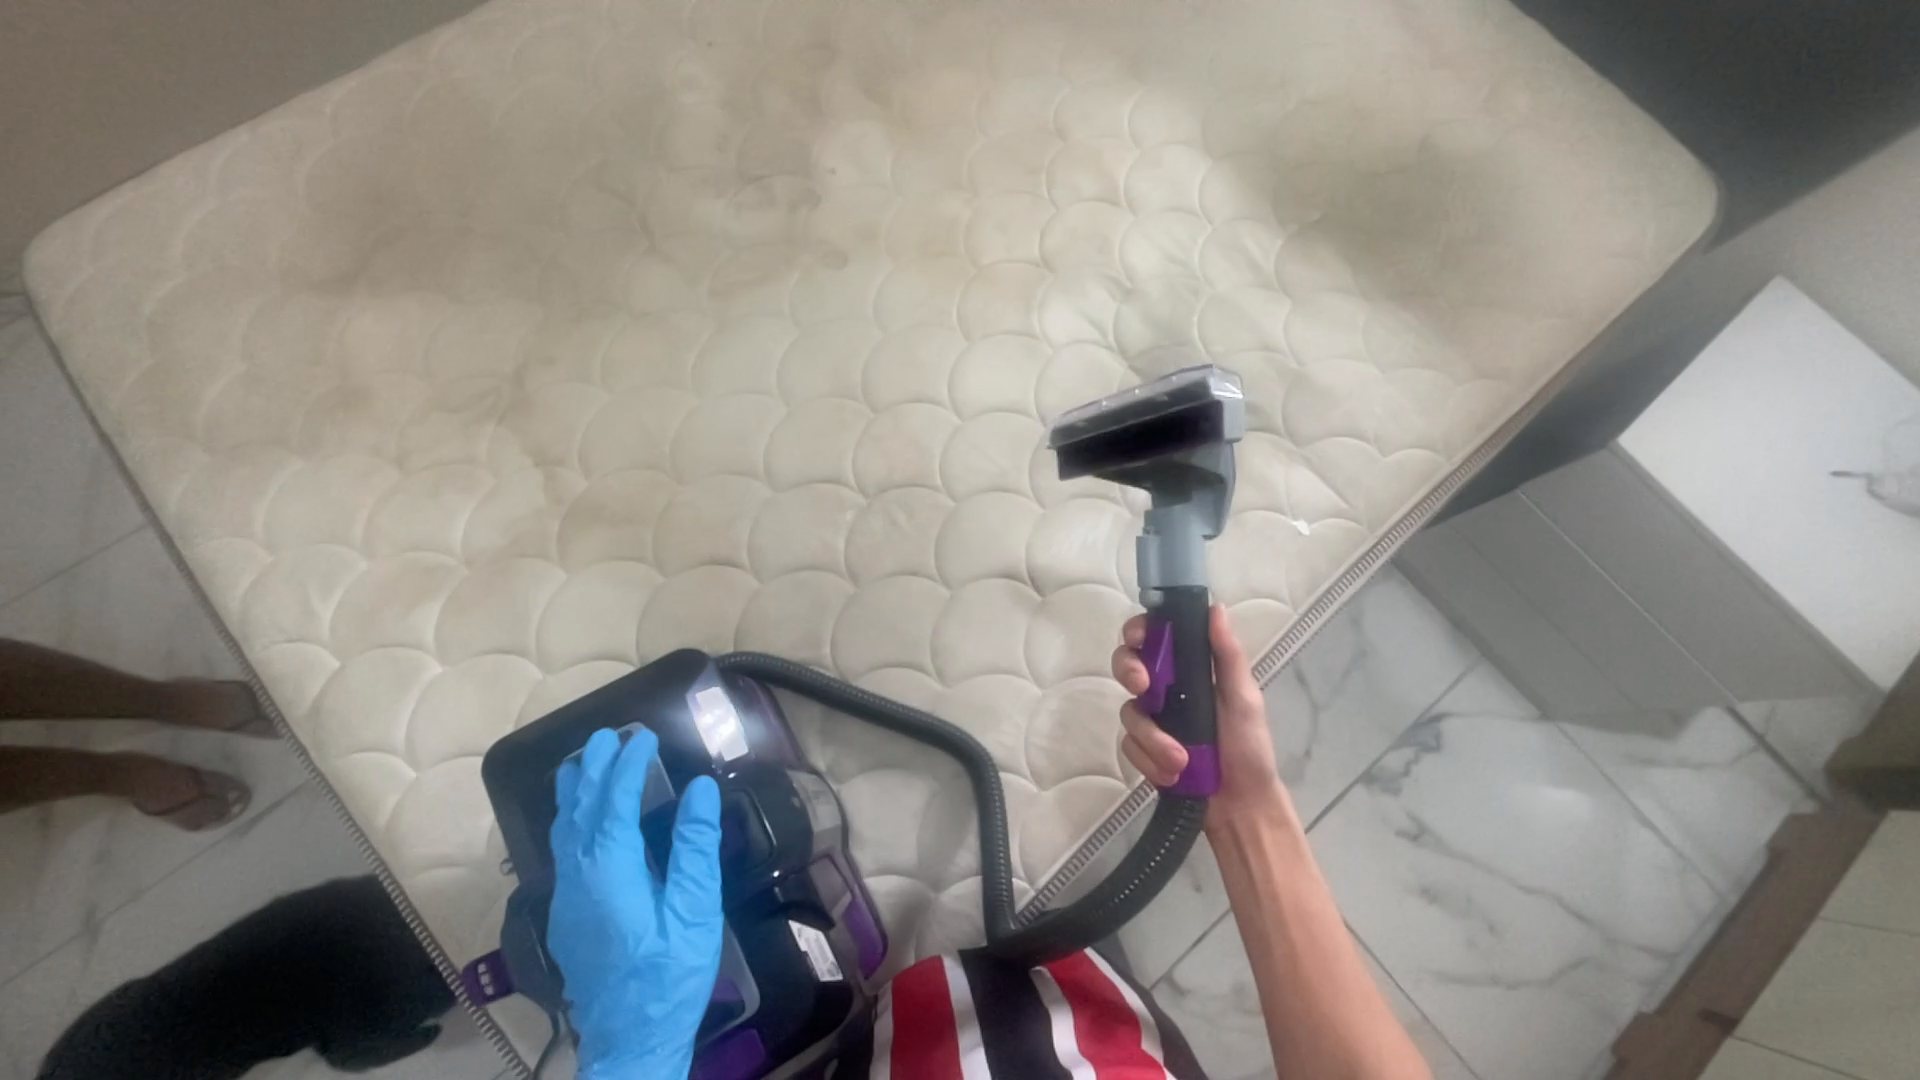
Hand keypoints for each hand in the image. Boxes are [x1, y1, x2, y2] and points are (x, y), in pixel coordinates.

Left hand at [548, 728, 723, 1079]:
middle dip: (593, 770)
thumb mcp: (695, 912)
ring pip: (564, 833)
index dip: (628, 767)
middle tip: (606, 734)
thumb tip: (699, 789)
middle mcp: (578, 879)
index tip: (643, 737)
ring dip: (575, 792)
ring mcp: (566, 900)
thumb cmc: (670, 977)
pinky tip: (580, 819)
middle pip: (581, 812)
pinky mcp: (567, 918)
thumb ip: (694, 847)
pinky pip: (563, 852)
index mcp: (610, 873)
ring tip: (580, 762)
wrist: (629, 1044)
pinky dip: (572, 820)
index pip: (615, 804)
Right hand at [1111, 605, 1289, 830]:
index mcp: (1189, 670)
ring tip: (1180, 760)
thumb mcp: (1244, 698)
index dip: (1138, 631)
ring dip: (1152, 737)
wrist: (1240, 805)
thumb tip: (1216, 609)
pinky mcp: (1143, 750)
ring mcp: (1152, 720)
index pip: (1154, 637)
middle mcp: (1165, 689)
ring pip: (1128, 711)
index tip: (1139, 639)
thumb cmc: (1249, 747)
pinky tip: (1172, 774)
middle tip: (1143, 687)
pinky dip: (1150, 760)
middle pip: (1126, 664)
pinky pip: (1130, 746)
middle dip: (1129, 671)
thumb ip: (1228, 655)